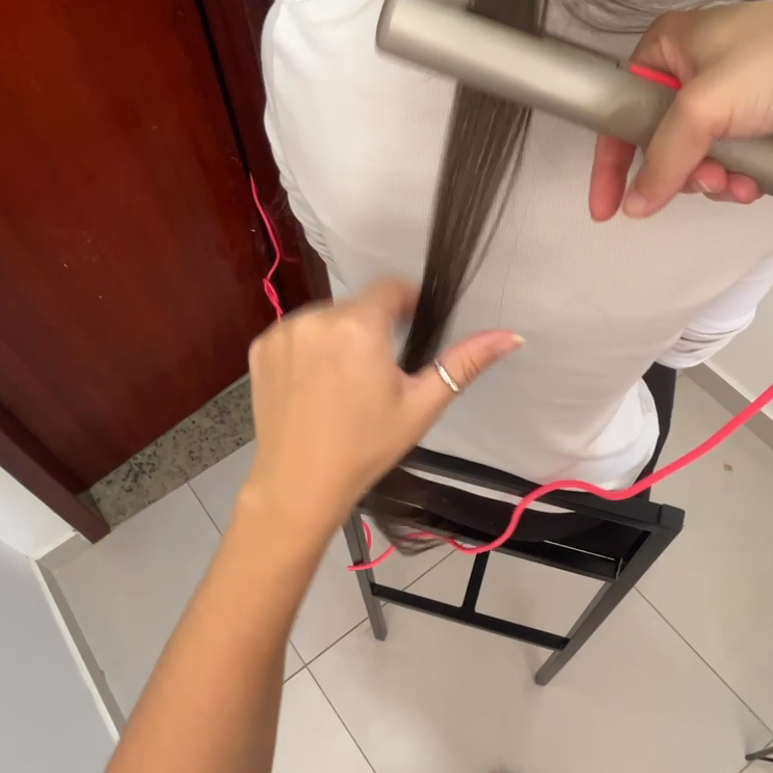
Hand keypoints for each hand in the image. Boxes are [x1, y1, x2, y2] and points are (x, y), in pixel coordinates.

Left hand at [240, 280, 521, 535]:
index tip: (413, 328)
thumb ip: (463, 364)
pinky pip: (297, 334)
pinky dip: (309, 349)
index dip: (408, 303)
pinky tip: (316, 386)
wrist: (298, 485)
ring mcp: (283, 332)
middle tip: (378, 374)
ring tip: (345, 384)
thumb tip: (510, 336)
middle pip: (357, 305)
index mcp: (358, 327)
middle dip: (373, 329)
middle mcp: (316, 319)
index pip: (391, 287)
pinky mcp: (261, 348)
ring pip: (326, 319)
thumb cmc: (364, 449)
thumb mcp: (420, 407)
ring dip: (340, 337)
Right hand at [591, 0, 772, 220]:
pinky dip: (737, 177)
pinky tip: (757, 179)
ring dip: (712, 180)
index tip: (608, 206)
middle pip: (659, 142)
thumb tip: (635, 205)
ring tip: (740, 179)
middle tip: (704, 181)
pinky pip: (729, 161)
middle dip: (679, 173)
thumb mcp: (705, 107)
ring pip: (695, 158)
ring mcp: (730, 94)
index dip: (612, 161)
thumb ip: (662, 160)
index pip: (621, 110)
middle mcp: (694, 66)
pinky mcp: (760, 117)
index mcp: (668, 44)